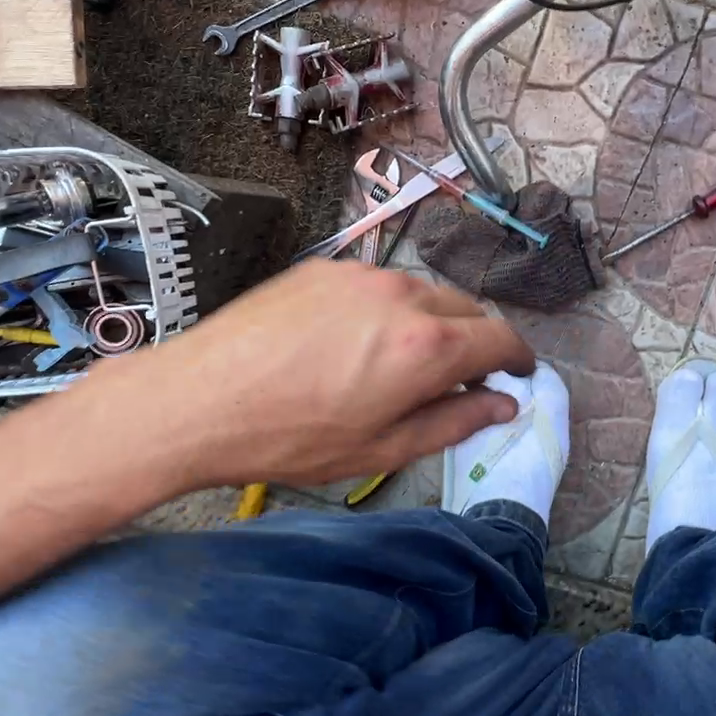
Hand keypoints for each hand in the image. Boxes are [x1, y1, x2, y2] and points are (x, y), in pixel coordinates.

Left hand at [69, 261, 535, 493]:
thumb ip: (456, 422)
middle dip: (476, 343)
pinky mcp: (325, 268)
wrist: (196, 400)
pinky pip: (380, 284)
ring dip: (433, 324)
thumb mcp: (384, 448)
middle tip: (459, 380)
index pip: (501, 338)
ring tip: (402, 363)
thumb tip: (503, 406)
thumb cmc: (292, 438)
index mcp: (427, 346)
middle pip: (468, 311)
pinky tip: (357, 341)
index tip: (518, 375)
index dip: (518, 359)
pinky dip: (391, 309)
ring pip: (425, 294)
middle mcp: (404, 296)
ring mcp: (361, 275)